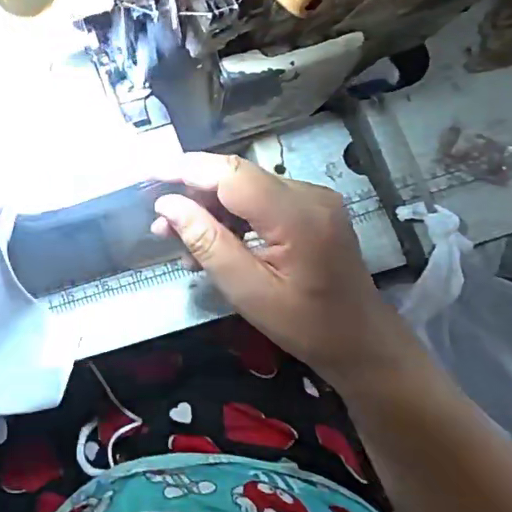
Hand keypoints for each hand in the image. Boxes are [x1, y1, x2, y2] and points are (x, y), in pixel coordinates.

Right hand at [150, 152, 410, 383]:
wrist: (361, 341)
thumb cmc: (305, 325)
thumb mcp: (248, 291)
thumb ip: (207, 243)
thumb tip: (167, 206)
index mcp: (297, 216)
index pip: (232, 174)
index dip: (188, 170)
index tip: (150, 176)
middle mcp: (308, 195)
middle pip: (237, 177)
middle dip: (193, 194)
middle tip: (160, 226)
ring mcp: (312, 198)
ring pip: (245, 187)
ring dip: (210, 208)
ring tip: (181, 241)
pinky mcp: (311, 207)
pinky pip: (260, 199)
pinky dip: (232, 216)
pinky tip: (213, 242)